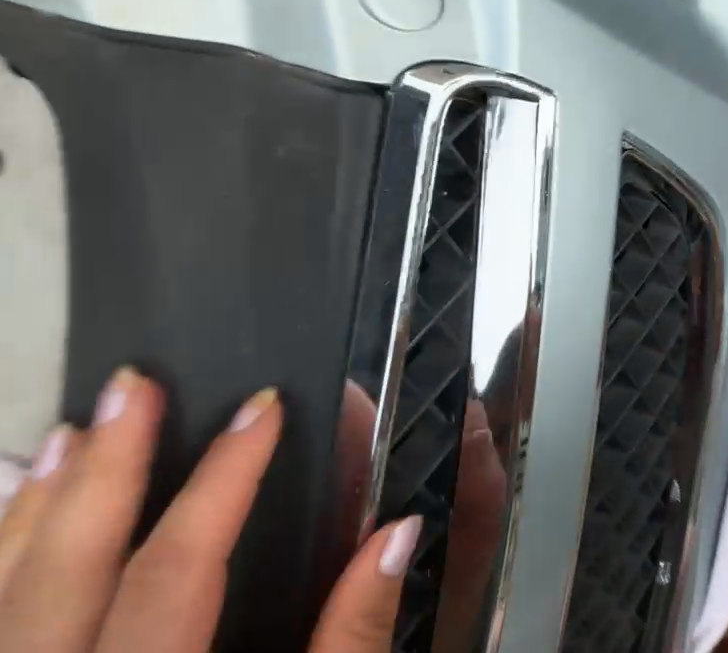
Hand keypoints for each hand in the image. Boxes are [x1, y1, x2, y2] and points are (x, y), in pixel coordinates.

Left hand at [0, 368, 416, 652]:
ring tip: (59, 439)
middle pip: (59, 581)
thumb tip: (397, 535)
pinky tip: (3, 516)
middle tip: (127, 390)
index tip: (260, 412)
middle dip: (102, 474)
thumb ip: (351, 637)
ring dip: (24, 517)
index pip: (178, 573)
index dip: (223, 481)